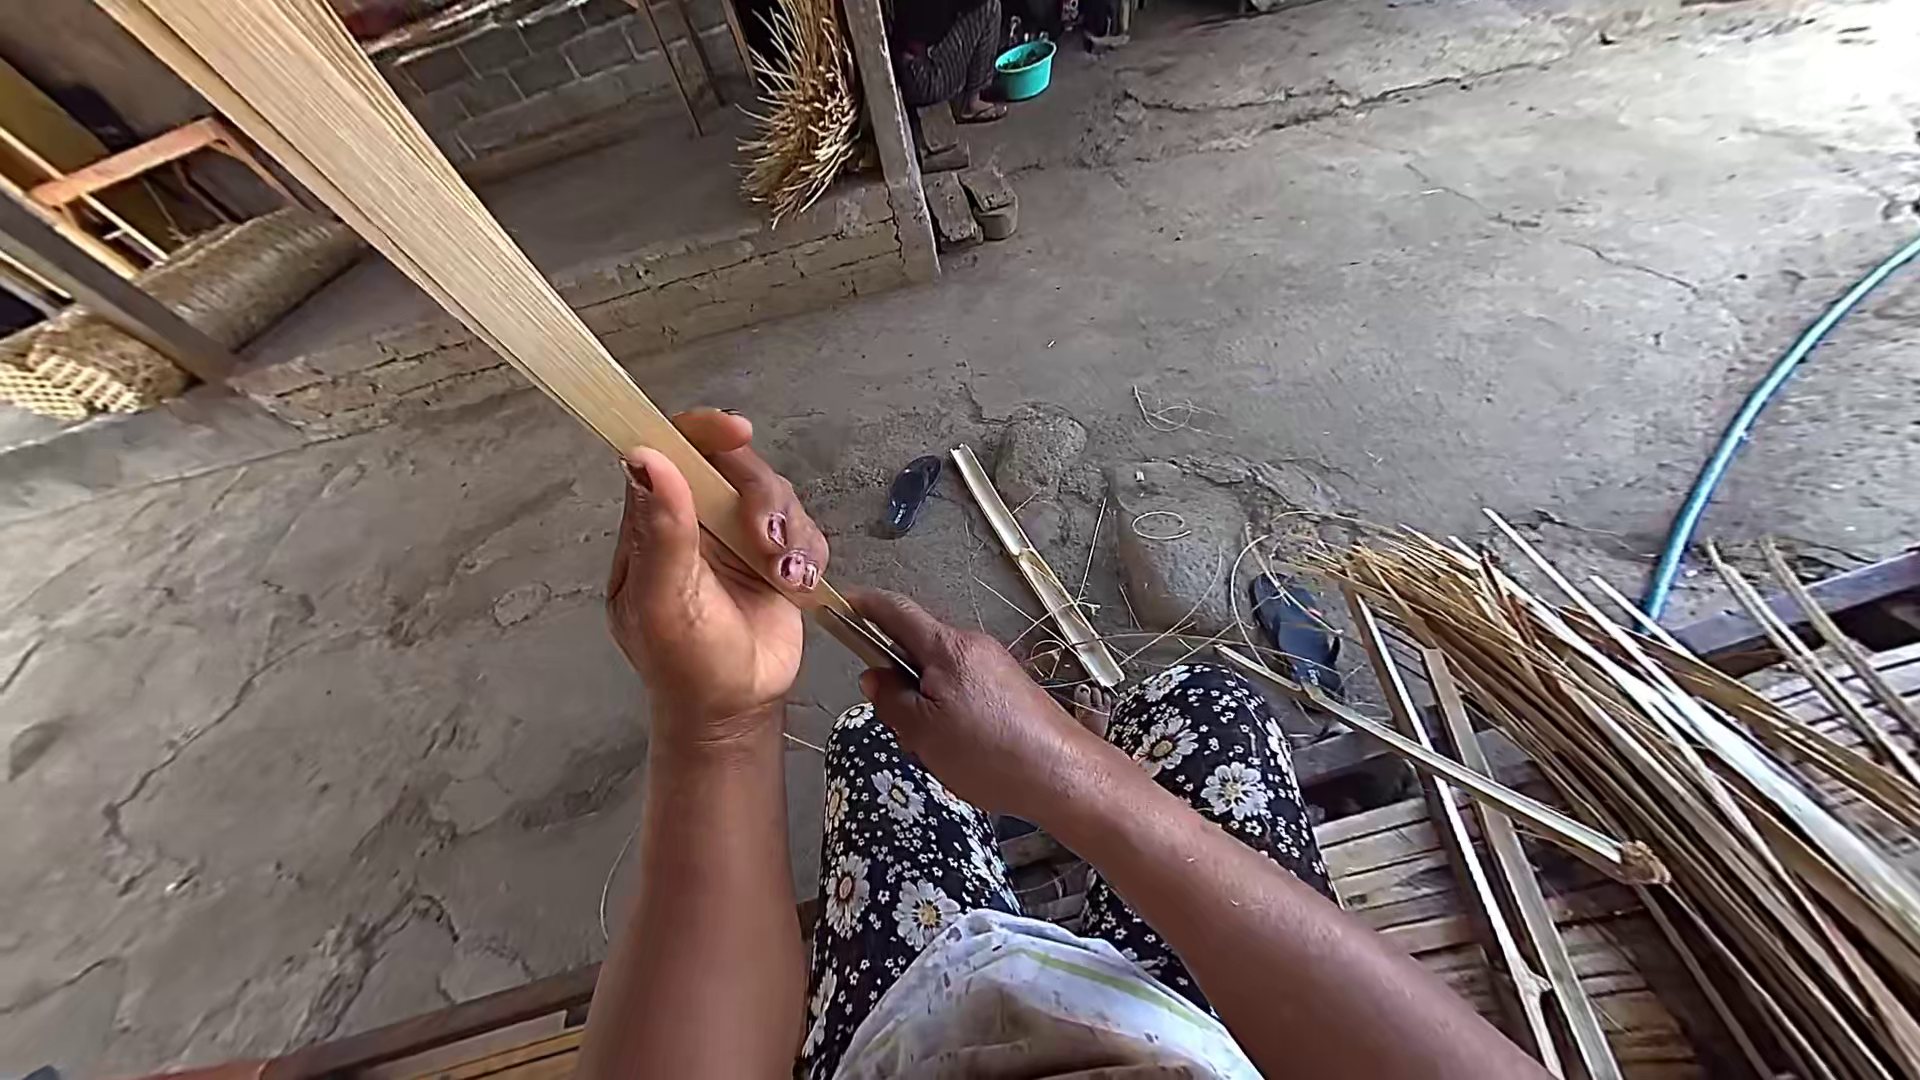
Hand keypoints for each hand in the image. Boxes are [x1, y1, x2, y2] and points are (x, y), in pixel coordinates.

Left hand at [607, 410, 828, 747]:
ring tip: (784, 578)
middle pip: (739, 467)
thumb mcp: (664, 604)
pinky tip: (797, 587)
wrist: (736, 707)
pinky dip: (809, 556)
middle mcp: (701, 520)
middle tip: (767, 541)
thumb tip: (644, 457)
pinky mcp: (782, 556)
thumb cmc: (687, 664)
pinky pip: (808, 531)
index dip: (702, 431)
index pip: (672, 451)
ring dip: (790, 532)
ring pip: (781, 496)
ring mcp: (744, 537)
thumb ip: (659, 534)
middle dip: (762, 498)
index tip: (736, 433)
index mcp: (658, 522)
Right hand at [848, 588, 1113, 821]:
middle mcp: (973, 645)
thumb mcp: (923, 733)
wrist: (1062, 773)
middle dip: (900, 679)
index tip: (844, 603)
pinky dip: (949, 708)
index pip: (897, 611)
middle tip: (900, 724)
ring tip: (937, 746)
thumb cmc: (989, 753)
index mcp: (947, 648)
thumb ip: (892, 700)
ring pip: (941, 673)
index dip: (866, 605)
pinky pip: (965, 686)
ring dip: (926, 701)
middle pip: (919, 648)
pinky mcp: (1009, 685)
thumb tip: (875, 677)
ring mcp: (995, 663)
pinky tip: (962, 746)